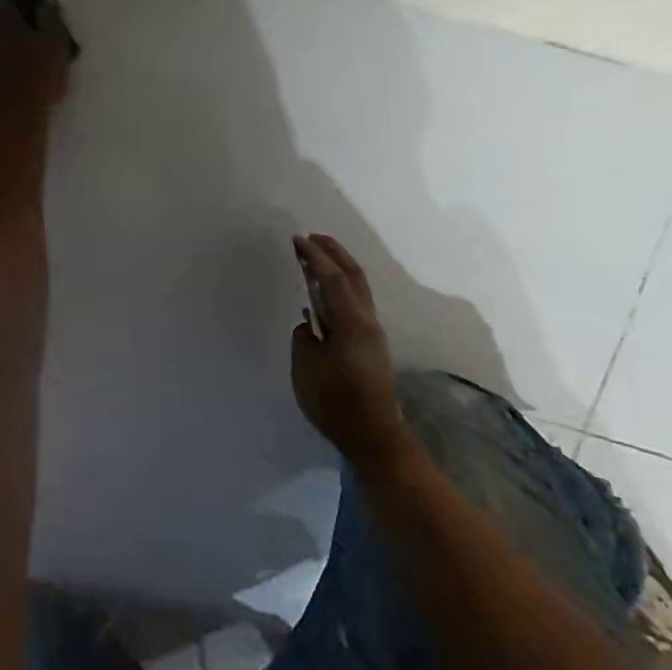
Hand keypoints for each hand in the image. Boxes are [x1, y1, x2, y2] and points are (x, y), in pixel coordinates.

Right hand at [291, 234, 407, 465]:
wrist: (373, 435)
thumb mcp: (307, 366)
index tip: (297, 239)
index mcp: (352, 323)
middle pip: (354, 277)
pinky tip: (325, 290)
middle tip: (312, 237)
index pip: (332, 279)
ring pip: (358, 288)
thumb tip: (308, 323)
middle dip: (334, 253)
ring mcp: (372, 333)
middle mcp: (367, 322)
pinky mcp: (369, 344)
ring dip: (339, 267)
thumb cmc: (335, 400)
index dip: (315, 257)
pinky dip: (340, 285)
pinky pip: (355, 302)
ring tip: (318, 256)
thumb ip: (304, 337)